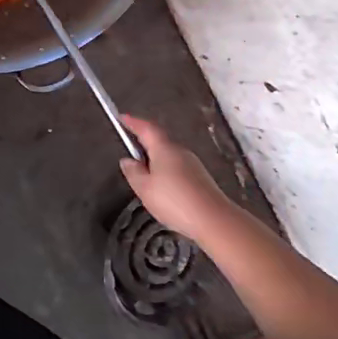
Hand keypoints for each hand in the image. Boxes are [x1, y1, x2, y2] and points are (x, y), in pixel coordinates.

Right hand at [119, 114, 238, 240]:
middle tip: (130, 147)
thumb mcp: (144, 188)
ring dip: (155, 160)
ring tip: (143, 173)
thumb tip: (127, 161)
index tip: (122, 117)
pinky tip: (162, 188)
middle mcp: (180, 152)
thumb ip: (133, 172)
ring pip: (169, 157)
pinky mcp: (201, 179)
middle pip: (160, 142)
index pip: (147, 129)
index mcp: (164, 149)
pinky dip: (166, 172)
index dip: (133, 122)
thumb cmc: (174, 200)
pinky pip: (178, 169)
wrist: (214, 221)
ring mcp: (193, 165)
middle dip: (144, 143)